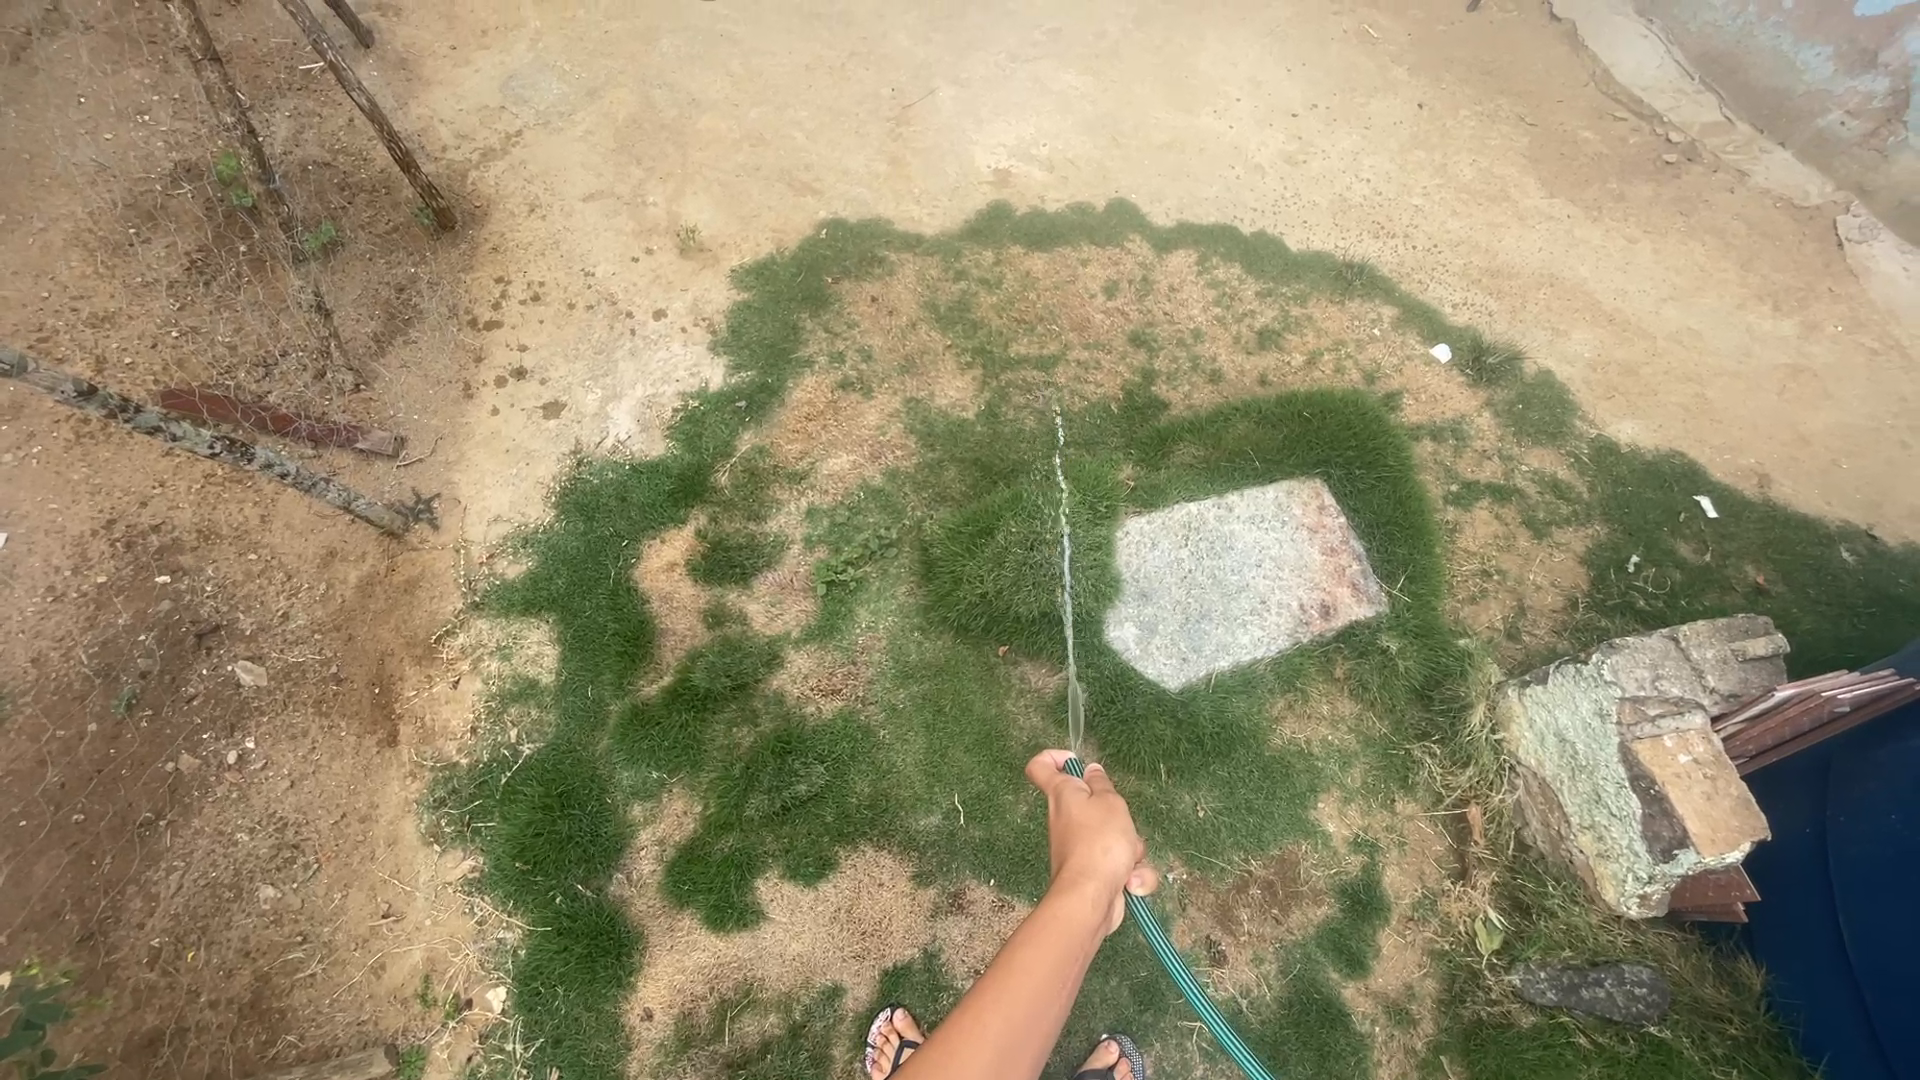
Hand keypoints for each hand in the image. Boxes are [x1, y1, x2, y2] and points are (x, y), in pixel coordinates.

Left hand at [1025, 749, 1159, 933]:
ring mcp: (1079, 848)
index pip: (1040, 767)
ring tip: (1128, 860)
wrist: (1091, 899)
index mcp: (1062, 794)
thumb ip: (1102, 784)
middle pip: (1094, 806)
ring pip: (1115, 837)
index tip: (1076, 760)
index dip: (1053, 757)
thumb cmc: (1099, 842)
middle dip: (1118, 817)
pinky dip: (1131, 875)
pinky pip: (1120, 866)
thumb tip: (1091, 770)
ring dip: (1131, 850)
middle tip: (1121, 825)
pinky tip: (1130, 883)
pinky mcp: (1095, 873)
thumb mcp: (1109, 802)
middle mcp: (1065, 818)